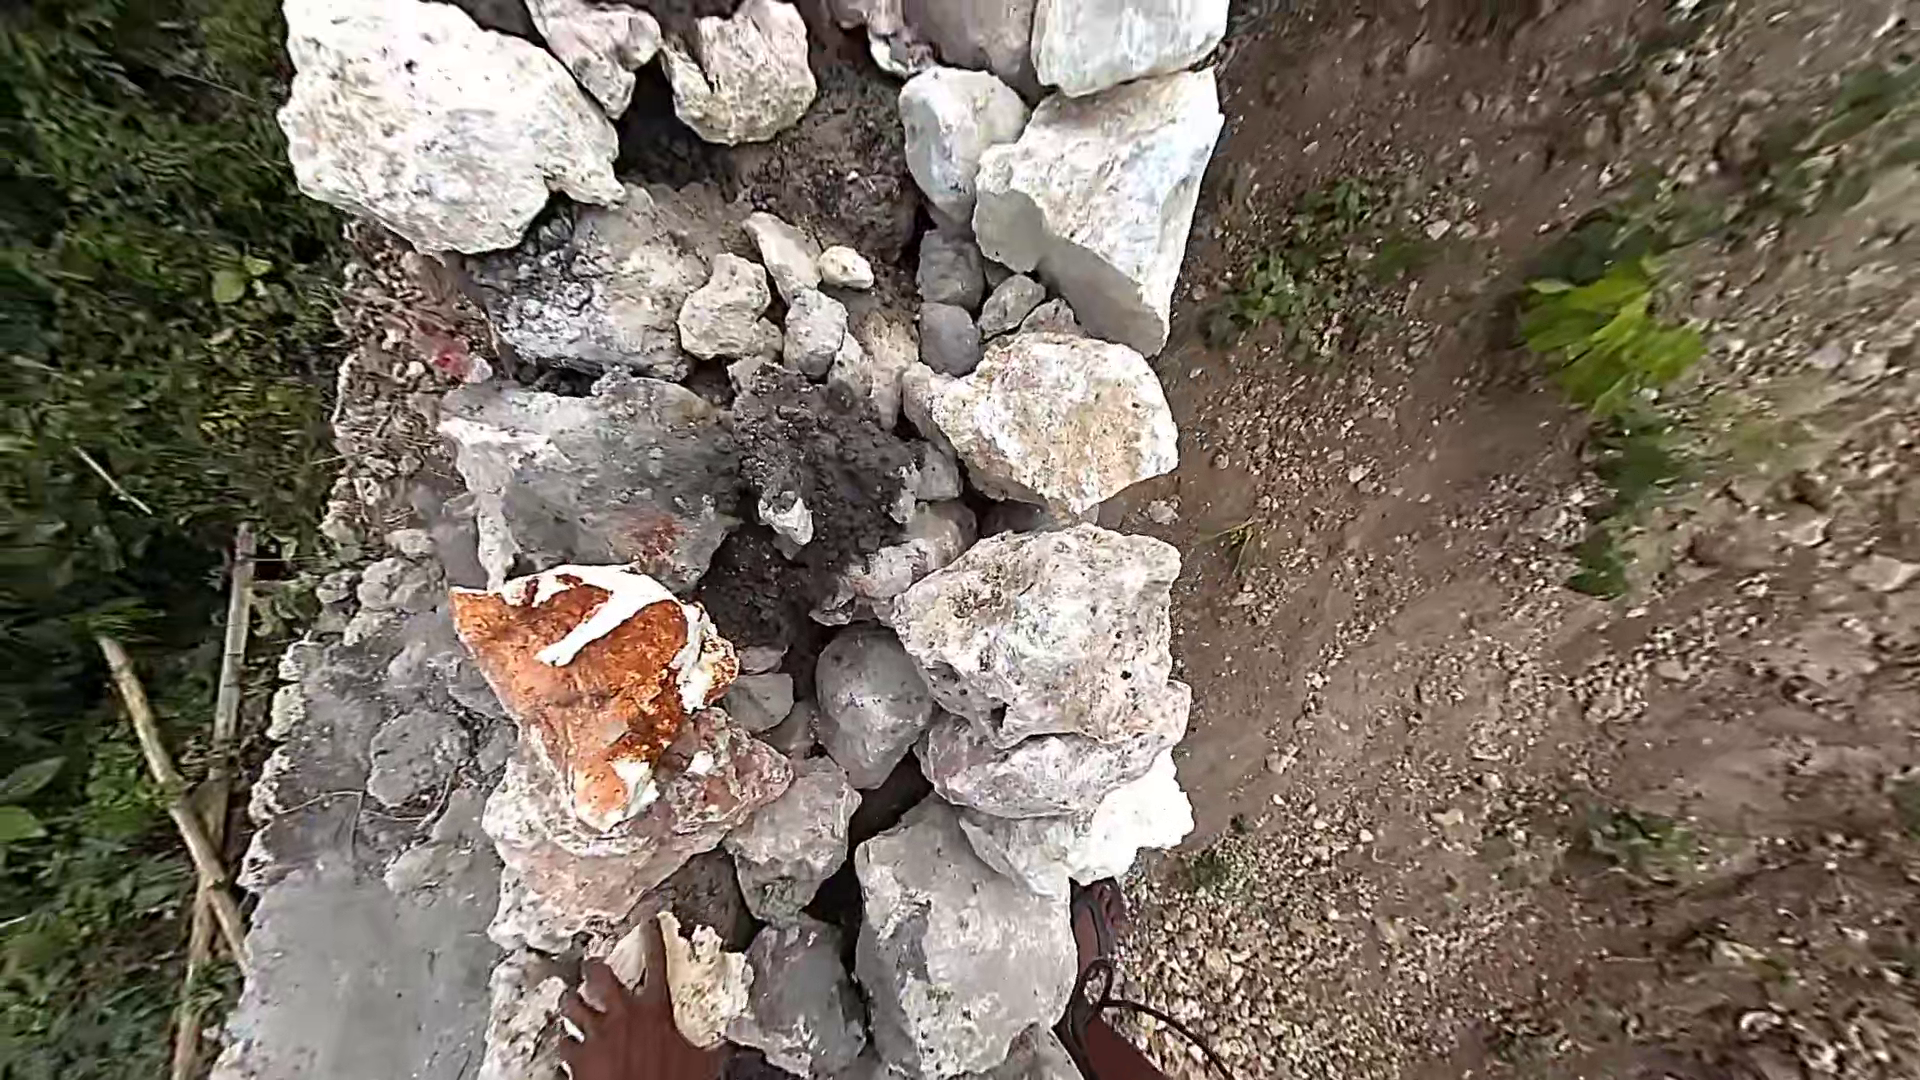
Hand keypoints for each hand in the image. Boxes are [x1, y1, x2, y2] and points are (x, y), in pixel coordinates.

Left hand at [560, 924, 723, 1079]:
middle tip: (591, 962)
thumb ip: (708, 1045)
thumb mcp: (697, 1061)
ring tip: (569, 996)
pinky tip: (565, 1040)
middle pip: (603, 979)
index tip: (648, 923)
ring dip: (571, 1002)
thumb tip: (725, 1042)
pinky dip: (565, 1040)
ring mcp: (597, 1037)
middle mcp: (623, 1015)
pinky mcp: (577, 1061)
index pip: (656, 961)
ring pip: (575, 1008)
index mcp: (654, 1007)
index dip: (653, 938)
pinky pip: (564, 1044)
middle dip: (595, 967)